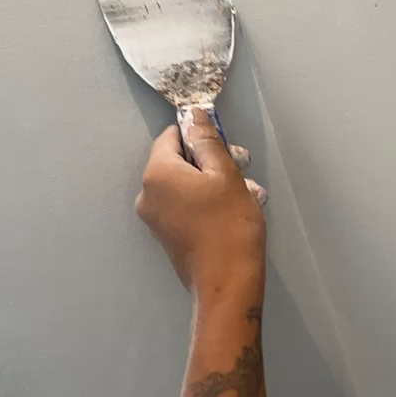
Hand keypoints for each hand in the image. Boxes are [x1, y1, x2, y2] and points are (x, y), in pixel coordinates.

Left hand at [136, 106, 267, 290]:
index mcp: (157, 174)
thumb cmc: (229, 224)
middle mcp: (147, 194)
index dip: (200, 135)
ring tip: (248, 191)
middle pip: (178, 160)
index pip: (172, 136)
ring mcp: (155, 217)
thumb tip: (193, 115)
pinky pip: (185, 204)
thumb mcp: (225, 174)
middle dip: (211, 159)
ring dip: (215, 180)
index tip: (227, 145)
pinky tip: (236, 208)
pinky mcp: (167, 234)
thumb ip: (207, 140)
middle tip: (243, 167)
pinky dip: (208, 200)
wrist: (227, 281)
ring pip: (185, 183)